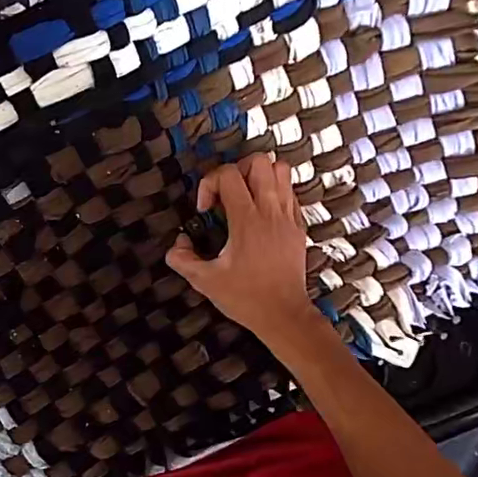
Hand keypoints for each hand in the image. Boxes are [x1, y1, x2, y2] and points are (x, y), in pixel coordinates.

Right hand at [166, 153, 324, 339]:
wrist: (284, 315)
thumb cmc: (247, 298)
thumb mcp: (205, 282)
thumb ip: (182, 260)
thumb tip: (178, 244)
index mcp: (247, 221)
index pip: (228, 175)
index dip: (209, 183)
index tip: (205, 209)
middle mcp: (270, 212)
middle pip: (258, 162)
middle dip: (235, 170)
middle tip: (225, 194)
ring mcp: (288, 217)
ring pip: (280, 170)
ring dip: (258, 176)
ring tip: (244, 196)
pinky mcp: (299, 226)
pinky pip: (290, 192)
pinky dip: (274, 192)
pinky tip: (260, 213)